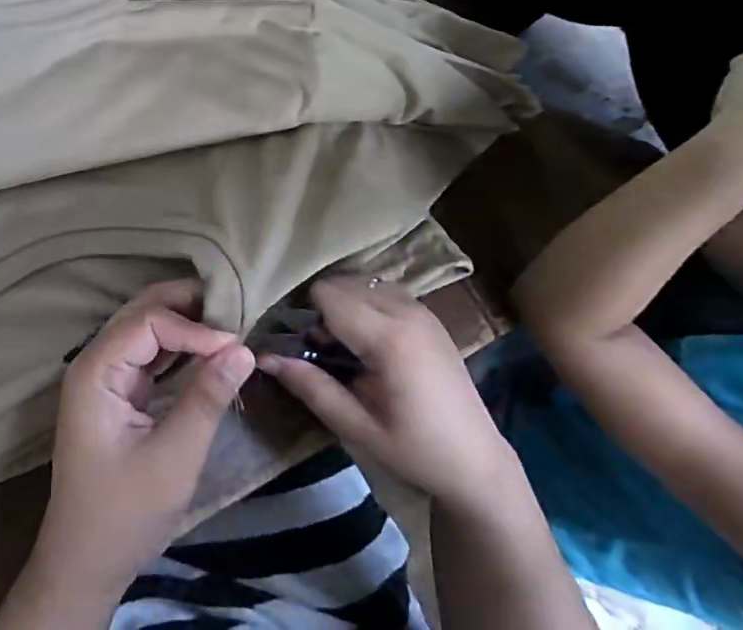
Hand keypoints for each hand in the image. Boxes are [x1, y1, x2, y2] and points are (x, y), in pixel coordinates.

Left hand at [34, 280, 253, 593]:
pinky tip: (209, 347)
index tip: (237, 345)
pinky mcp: (119, 391)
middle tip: (236, 308)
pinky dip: (181, 345)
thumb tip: (244, 348)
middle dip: (188, 305)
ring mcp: (106, 375)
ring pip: (147, 327)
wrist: (85, 562)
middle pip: (143, 312)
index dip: (194, 328)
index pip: (149, 322)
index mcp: (96, 371)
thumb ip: (206, 398)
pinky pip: (151, 351)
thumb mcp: (174, 458)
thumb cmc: (125, 513)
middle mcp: (95, 362)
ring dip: (187, 321)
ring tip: (230, 321)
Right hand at [258, 276, 518, 505]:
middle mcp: (406, 311)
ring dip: (346, 303)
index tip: (308, 348)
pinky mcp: (429, 313)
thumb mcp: (356, 427)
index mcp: (389, 338)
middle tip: (325, 352)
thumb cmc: (415, 450)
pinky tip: (370, 341)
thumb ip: (311, 386)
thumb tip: (265, 358)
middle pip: (343, 283)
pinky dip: (366, 302)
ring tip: (347, 346)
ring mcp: (422, 309)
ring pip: (363, 281)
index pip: (329, 295)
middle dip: (325, 309)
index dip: (308, 316)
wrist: (477, 460)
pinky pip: (384, 289)